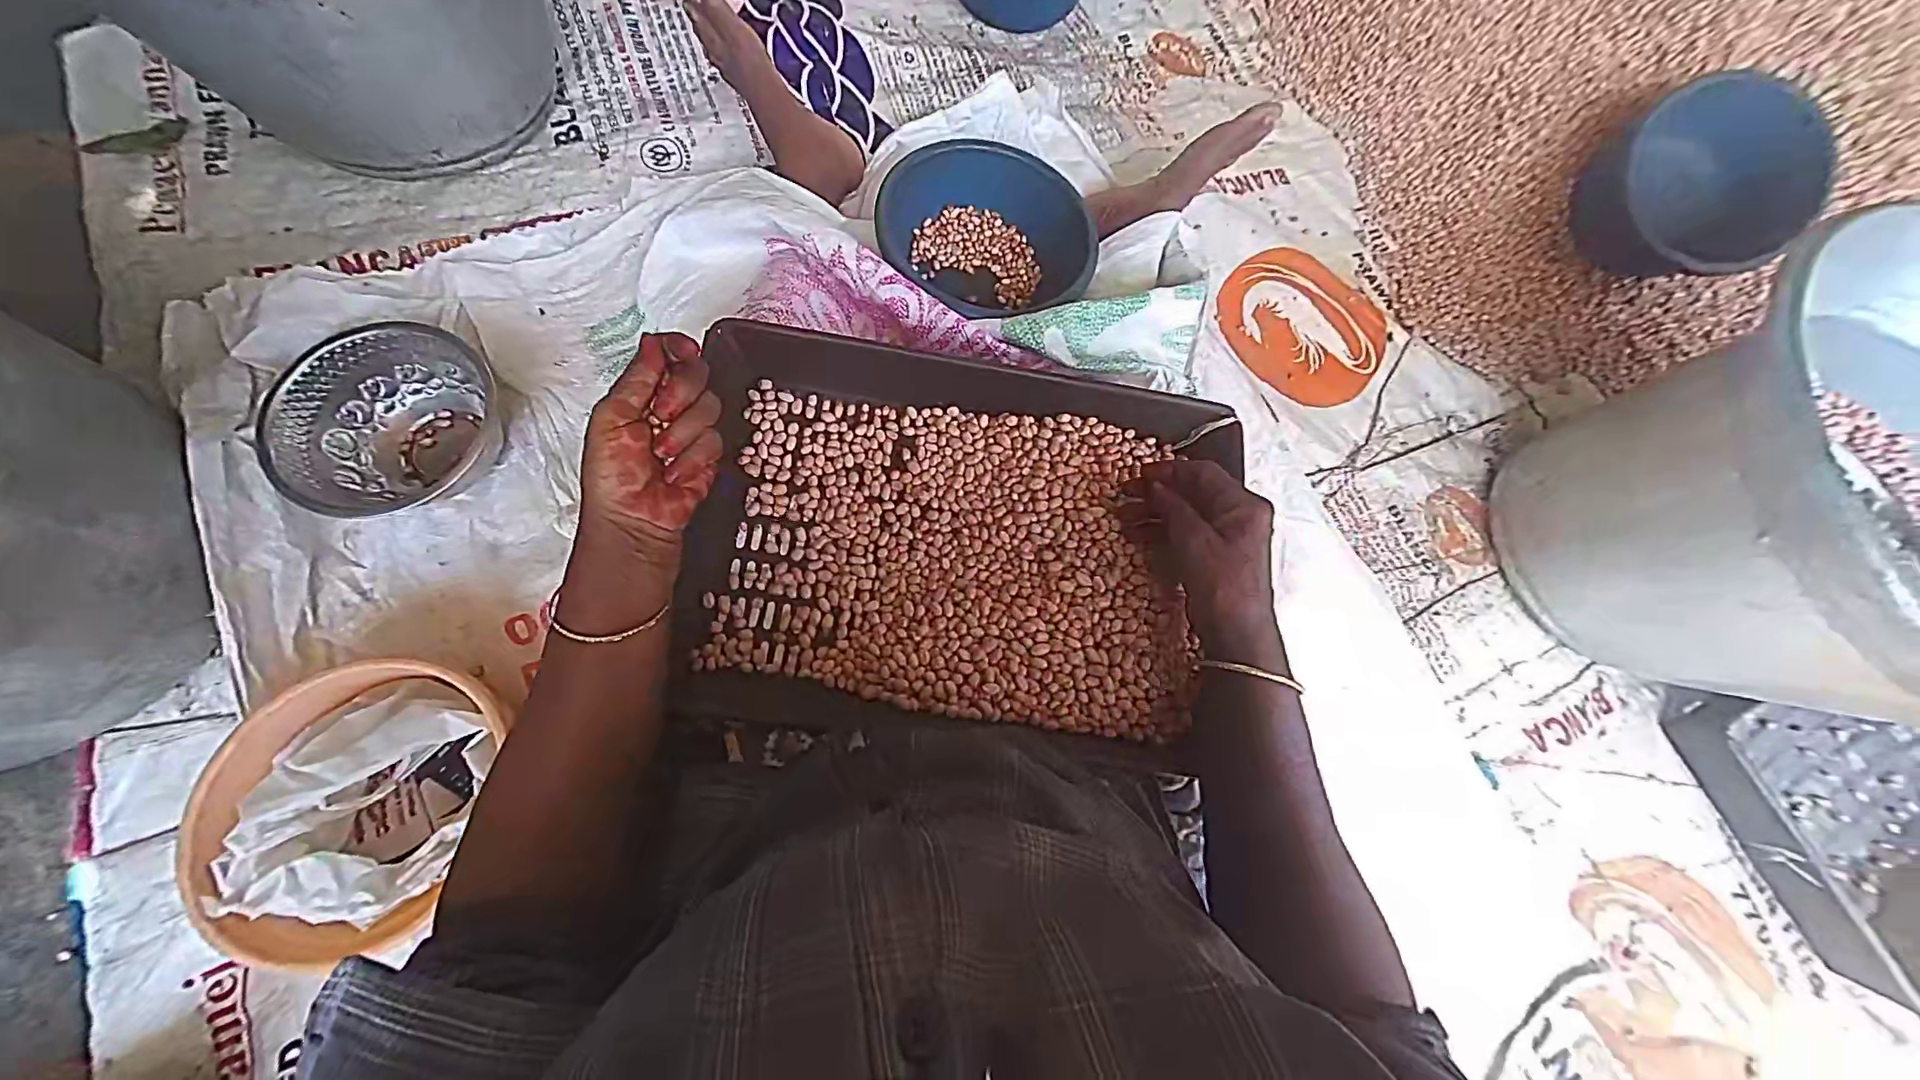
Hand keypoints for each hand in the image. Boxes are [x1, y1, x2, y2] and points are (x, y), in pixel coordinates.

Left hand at [579, 332, 723, 567]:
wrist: (633, 520)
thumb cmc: (611, 479)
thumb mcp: (611, 418)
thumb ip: (636, 378)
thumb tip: (653, 344)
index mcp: (642, 393)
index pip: (669, 356)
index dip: (679, 350)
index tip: (682, 351)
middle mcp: (669, 408)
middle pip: (696, 375)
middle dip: (680, 395)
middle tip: (660, 416)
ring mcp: (691, 432)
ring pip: (710, 408)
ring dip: (682, 435)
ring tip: (660, 455)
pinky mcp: (709, 456)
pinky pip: (716, 441)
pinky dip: (693, 459)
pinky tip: (675, 472)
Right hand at [1123, 459, 1284, 666]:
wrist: (1237, 633)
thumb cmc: (1222, 586)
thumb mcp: (1194, 540)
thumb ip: (1174, 508)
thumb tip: (1155, 486)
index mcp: (1243, 505)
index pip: (1203, 473)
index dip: (1168, 470)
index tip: (1139, 474)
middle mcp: (1239, 516)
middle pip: (1193, 493)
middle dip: (1157, 493)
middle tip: (1125, 495)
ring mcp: (1227, 537)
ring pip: (1186, 514)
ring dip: (1154, 513)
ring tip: (1124, 517)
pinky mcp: (1215, 556)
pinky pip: (1186, 533)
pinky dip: (1162, 531)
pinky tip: (1138, 534)